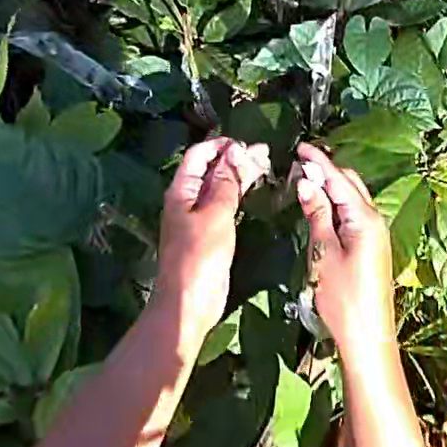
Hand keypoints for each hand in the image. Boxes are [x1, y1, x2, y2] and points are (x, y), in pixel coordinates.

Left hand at [156, 138, 268, 342]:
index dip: (221, 145)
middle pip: (210, 169)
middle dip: (234, 158)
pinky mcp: (208, 233)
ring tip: (264, 165)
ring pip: (218, 187)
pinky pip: (222, 205)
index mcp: (181, 190)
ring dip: (238, 175)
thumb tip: (236, 150)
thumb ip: (227, 182)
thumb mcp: (216, 214)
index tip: (247, 143)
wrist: (189, 303)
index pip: (199, 155)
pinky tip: (252, 191)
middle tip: (265, 153)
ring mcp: (196, 217)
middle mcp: (186, 199)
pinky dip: (237, 194)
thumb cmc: (200, 256)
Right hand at [294, 143, 395, 357]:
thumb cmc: (344, 298)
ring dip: (330, 185)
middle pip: (350, 183)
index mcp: (365, 219)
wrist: (368, 340)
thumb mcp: (324, 252)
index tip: (300, 147)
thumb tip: (307, 182)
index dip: (319, 161)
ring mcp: (374, 234)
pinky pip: (351, 212)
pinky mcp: (370, 247)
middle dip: (326, 169)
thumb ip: (317, 214)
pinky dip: (335, 202)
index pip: (339, 178)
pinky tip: (319, 204)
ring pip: (351, 198)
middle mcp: (374, 221)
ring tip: (304, 178)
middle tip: (298, 163)